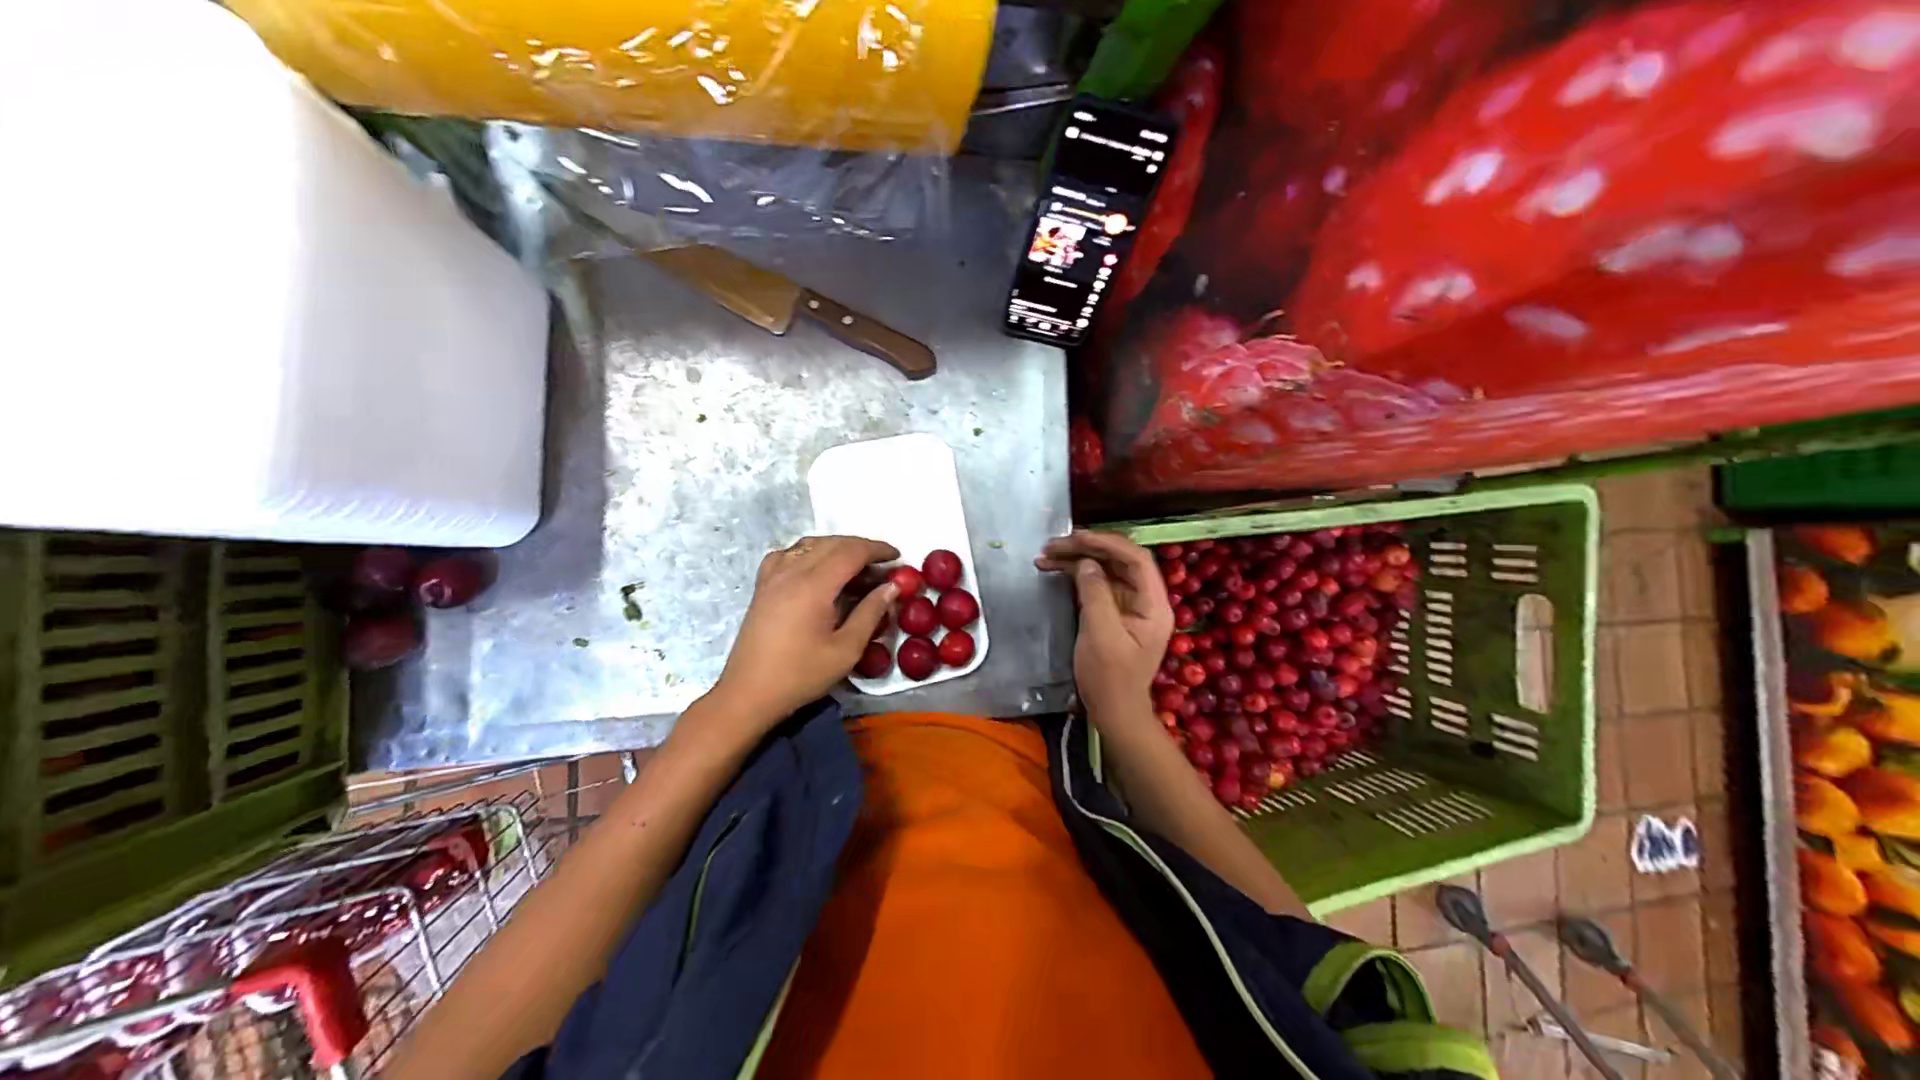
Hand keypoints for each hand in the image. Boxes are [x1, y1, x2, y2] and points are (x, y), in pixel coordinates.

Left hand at [709, 535, 899, 728]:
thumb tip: (891, 587)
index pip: (851, 552)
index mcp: (814, 585)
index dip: (877, 550)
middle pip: (831, 543)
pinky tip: (816, 569)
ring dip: (836, 547)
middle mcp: (791, 572)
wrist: (749, 693)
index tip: (897, 556)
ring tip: (855, 566)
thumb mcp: (846, 650)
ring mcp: (773, 576)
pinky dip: (809, 553)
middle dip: (861, 547)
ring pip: (809, 545)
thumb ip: (870, 613)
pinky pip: (788, 555)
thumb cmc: (801, 675)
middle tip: (882, 564)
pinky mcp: (762, 586)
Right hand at [1036, 530, 1172, 715]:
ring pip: (1106, 570)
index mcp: (1154, 605)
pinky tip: (1054, 570)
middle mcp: (1146, 600)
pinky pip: (1097, 586)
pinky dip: (1076, 576)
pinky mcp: (1113, 614)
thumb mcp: (1101, 635)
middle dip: (1087, 548)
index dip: (1107, 543)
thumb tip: (1087, 563)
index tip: (1076, 538)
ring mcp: (1130, 606)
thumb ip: (1095, 594)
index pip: (1136, 559)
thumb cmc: (1110, 678)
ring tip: (1046, 555)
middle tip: (1053, 545)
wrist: (1113, 713)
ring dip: (1077, 560)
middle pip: (1120, 561)